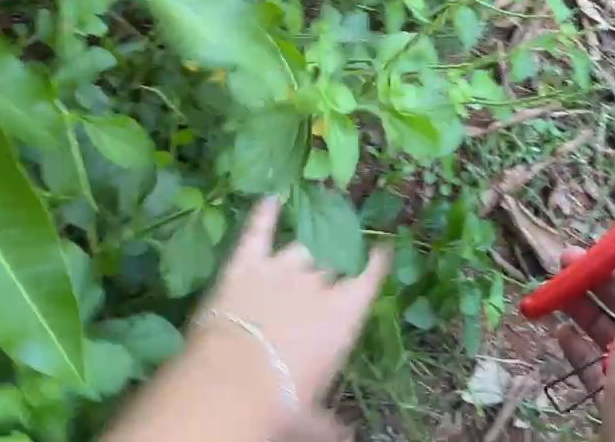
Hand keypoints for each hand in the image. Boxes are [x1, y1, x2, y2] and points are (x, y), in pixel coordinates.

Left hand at [196, 196, 389, 403]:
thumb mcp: (309, 418)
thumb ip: (327, 421)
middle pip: (332, 261)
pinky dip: (264, 213)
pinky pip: (257, 231)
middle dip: (336, 258)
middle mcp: (318, 283)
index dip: (376, 262)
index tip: (383, 248)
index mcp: (343, 315)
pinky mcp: (246, 262)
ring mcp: (280, 267)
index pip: (368, 278)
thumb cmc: (280, 404)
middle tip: (339, 250)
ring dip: (307, 242)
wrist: (231, 381)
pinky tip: (270, 196)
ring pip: (301, 246)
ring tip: (314, 227)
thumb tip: (344, 438)